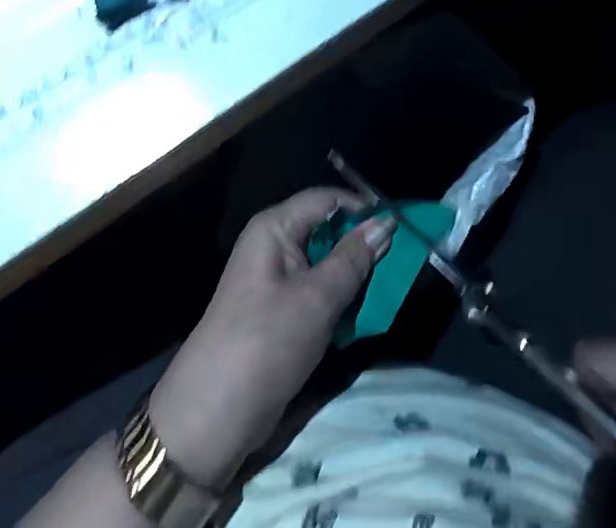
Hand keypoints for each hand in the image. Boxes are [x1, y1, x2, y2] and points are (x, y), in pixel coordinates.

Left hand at [147, 189, 393, 487]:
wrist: (213, 415)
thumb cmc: (267, 342)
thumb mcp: (318, 297)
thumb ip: (355, 257)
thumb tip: (386, 223)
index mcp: (274, 228)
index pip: (327, 200)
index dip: (363, 208)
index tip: (402, 227)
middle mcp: (274, 245)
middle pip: (328, 229)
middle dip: (363, 244)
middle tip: (400, 262)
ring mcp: (275, 279)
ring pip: (327, 262)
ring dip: (356, 275)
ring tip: (386, 289)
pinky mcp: (280, 309)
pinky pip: (319, 289)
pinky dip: (342, 297)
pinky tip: (363, 314)